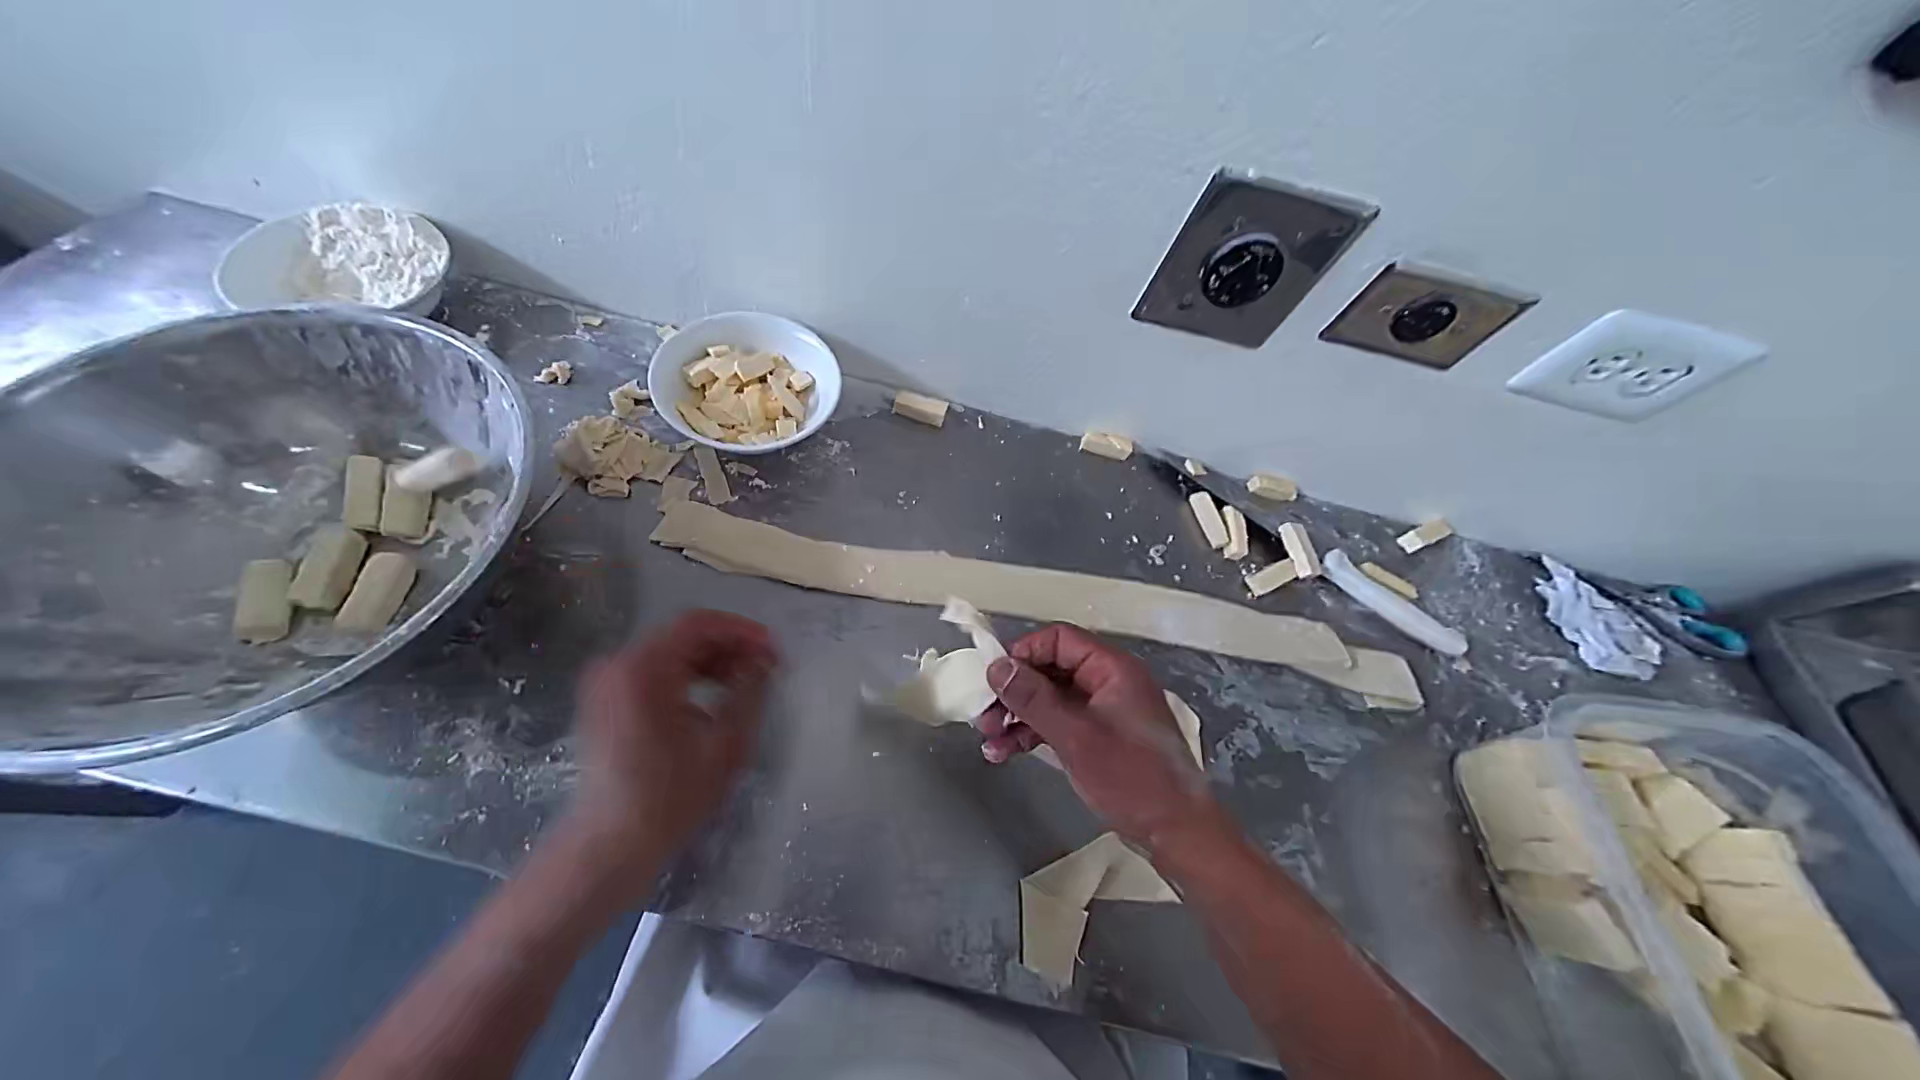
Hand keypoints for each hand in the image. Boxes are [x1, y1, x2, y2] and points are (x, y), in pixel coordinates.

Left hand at [560, 610, 777, 894]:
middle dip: (730, 647)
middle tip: (766, 668)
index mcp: (642, 669)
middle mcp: (618, 665)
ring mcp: (607, 683)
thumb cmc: (670, 798)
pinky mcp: (606, 701)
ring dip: (712, 663)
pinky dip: (688, 678)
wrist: (609, 846)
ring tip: (746, 684)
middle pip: (684, 636)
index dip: (741, 630)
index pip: (698, 624)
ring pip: (671, 654)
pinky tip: (714, 700)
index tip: (773, 649)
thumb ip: (749, 690)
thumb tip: (762, 660)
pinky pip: (655, 673)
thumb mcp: (725, 743)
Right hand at [975, 623, 1221, 851]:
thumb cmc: (1133, 779)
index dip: (1024, 654)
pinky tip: (1006, 751)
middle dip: (1014, 692)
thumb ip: (1033, 699)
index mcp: (1112, 669)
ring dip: (1018, 716)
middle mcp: (1108, 683)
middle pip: (1051, 670)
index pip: (1059, 640)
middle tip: (984, 716)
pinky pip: (1059, 723)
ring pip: (1050, 699)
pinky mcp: (1100, 737)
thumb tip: (997, 667)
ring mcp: (1104, 711)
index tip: (994, 679)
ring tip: (989, 740)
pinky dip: (1033, 734)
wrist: (1176, 833)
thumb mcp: (1075, 737)